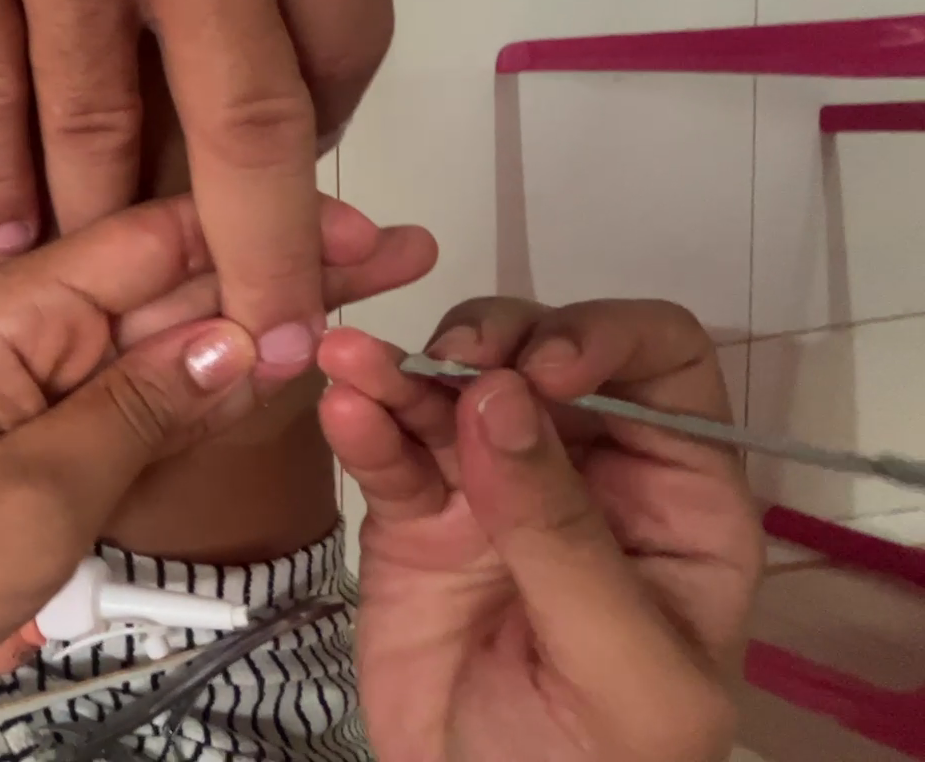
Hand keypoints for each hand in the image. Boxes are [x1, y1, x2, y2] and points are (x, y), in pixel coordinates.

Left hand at [0, 195, 427, 692]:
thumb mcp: (37, 486)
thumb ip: (140, 408)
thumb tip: (239, 340)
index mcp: (23, 305)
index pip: (158, 239)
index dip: (262, 229)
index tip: (358, 229)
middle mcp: (41, 320)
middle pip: (179, 278)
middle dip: (283, 264)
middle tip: (394, 251)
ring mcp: (53, 371)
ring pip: (174, 332)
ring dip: (263, 317)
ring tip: (362, 294)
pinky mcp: (60, 421)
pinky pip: (149, 390)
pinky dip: (215, 381)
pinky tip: (279, 358)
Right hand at [317, 299, 764, 761]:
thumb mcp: (620, 668)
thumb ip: (563, 532)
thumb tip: (497, 395)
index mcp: (668, 501)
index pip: (657, 373)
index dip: (601, 341)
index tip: (533, 369)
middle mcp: (573, 474)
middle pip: (530, 358)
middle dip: (485, 342)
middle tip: (440, 360)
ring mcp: (480, 488)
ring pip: (440, 394)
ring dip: (394, 369)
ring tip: (345, 359)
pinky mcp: (408, 510)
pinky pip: (384, 450)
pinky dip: (359, 425)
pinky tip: (341, 410)